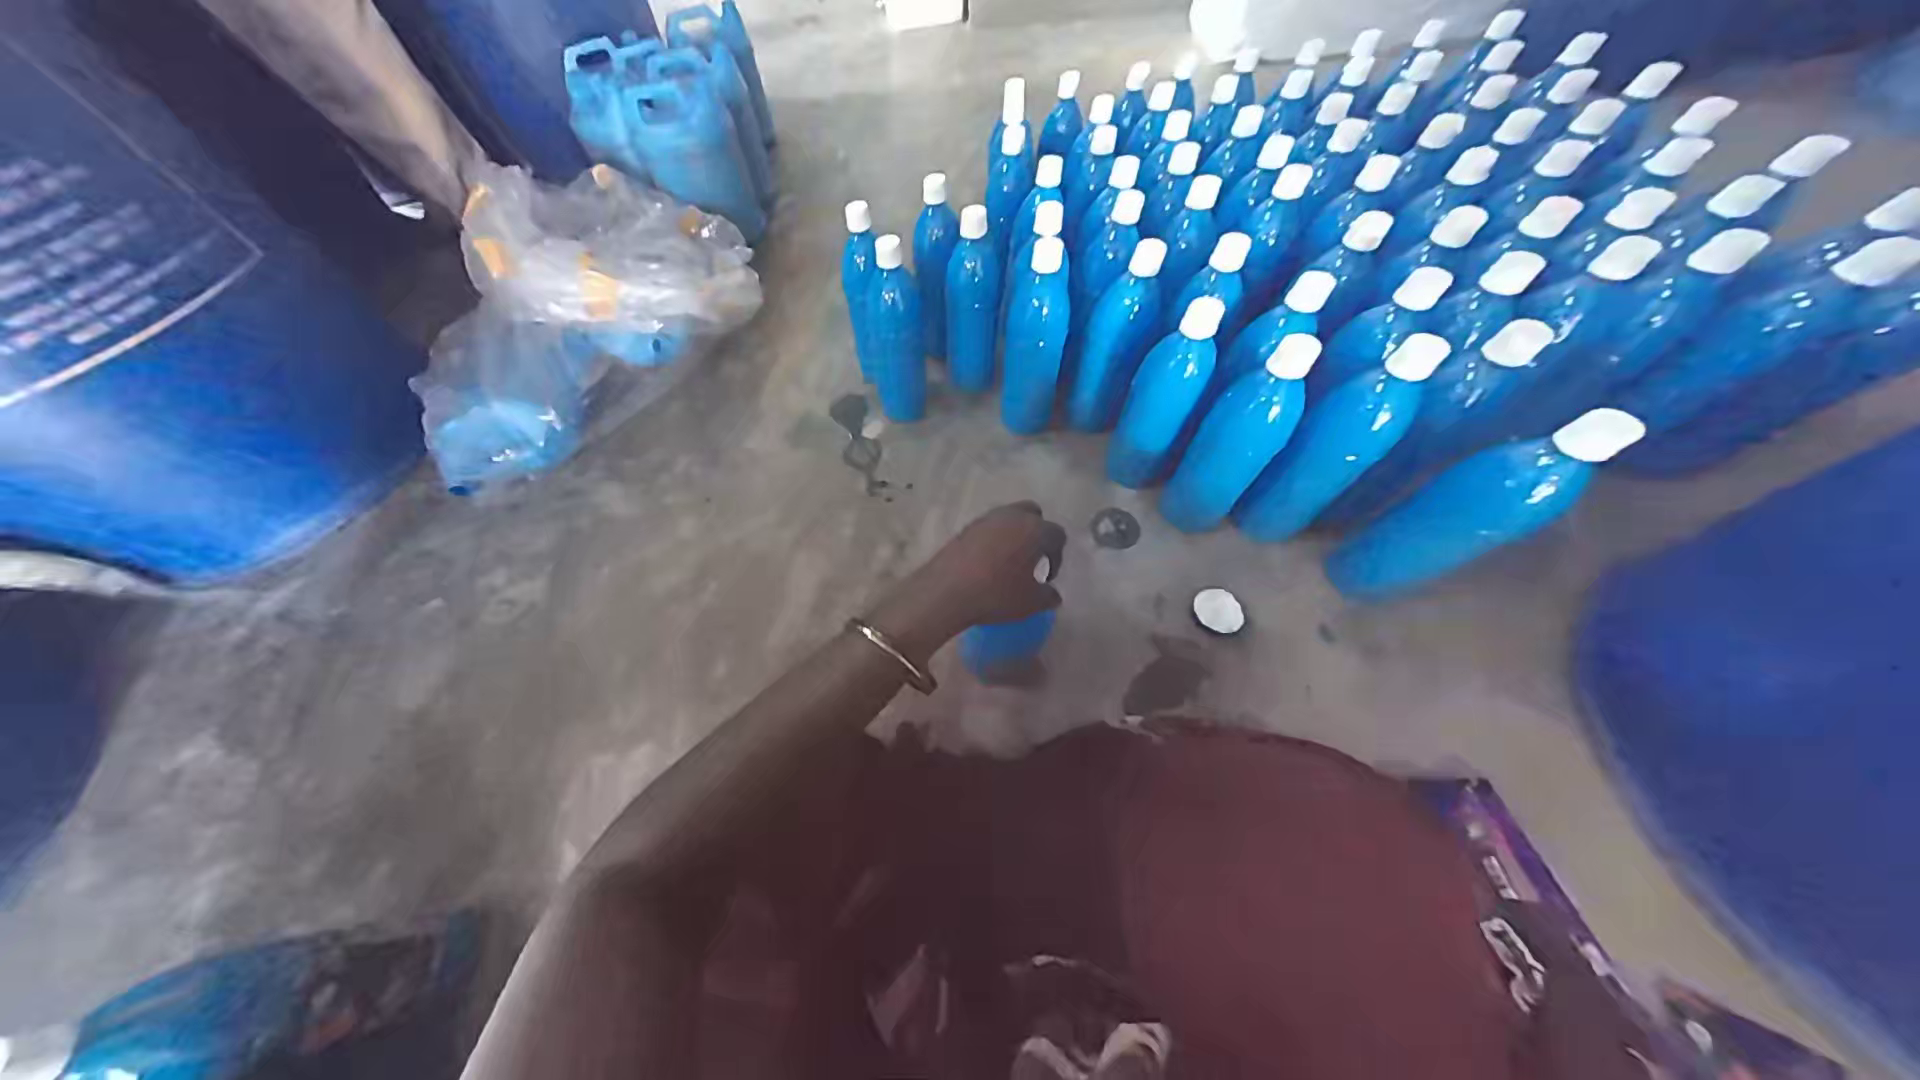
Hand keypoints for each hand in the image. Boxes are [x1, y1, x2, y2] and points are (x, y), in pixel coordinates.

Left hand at [866, 502, 1066, 660]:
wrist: (946, 592)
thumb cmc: (997, 595)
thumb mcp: (1031, 603)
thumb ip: (1048, 596)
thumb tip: (1053, 594)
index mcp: (1035, 530)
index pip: (1057, 534)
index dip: (1056, 556)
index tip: (1047, 577)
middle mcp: (1013, 516)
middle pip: (1033, 515)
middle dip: (1036, 533)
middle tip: (1031, 560)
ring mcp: (986, 519)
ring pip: (1009, 518)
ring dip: (1013, 535)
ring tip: (1007, 563)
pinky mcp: (965, 528)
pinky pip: (988, 528)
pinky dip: (993, 540)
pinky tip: (986, 564)